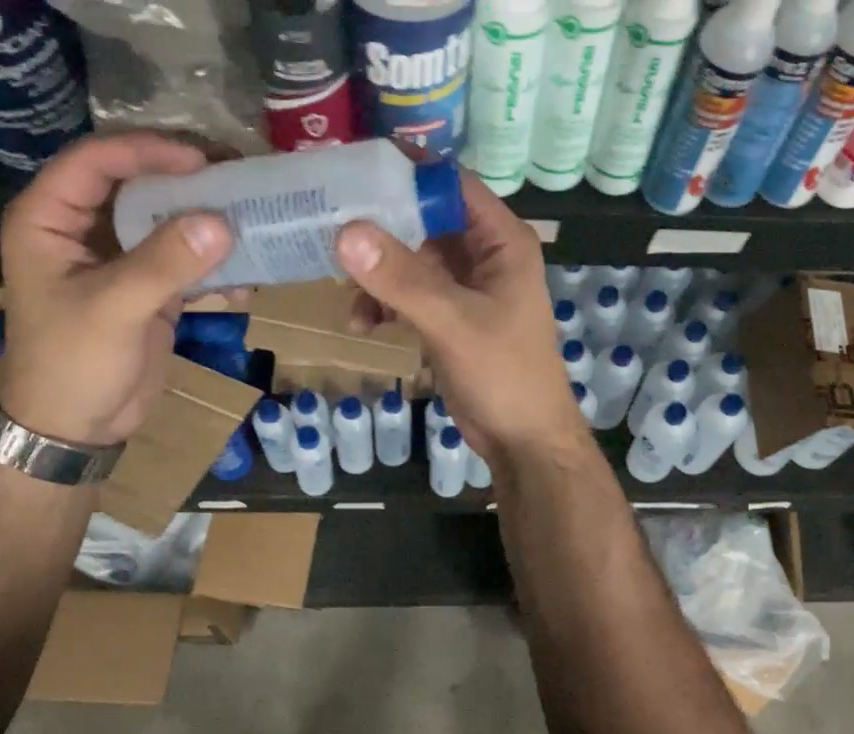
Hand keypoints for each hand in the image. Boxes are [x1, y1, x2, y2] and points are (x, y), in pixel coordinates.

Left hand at [0, 132, 233, 445]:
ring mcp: (120, 261)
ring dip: (206, 219)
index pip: (96, 162)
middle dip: (186, 179)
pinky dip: (215, 266)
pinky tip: (248, 273)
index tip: (199, 159)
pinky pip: (185, 264)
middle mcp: (84, 231)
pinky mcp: (149, 292)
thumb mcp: (113, 309)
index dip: (146, 152)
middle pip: (137, 185)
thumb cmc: (71, 363)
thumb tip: (220, 222)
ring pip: (165, 222)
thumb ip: (164, 264)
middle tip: (237, 174)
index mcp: (50, 219)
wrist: (74, 428)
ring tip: (252, 213)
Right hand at [334, 169, 588, 463]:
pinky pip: (412, 297)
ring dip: (378, 275)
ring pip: (413, 262)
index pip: (450, 183)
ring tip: (346, 294)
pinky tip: (365, 324)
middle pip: (424, 221)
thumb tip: (344, 231)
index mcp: (501, 241)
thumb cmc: (504, 375)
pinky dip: (387, 304)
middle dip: (380, 229)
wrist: (524, 441)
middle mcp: (485, 256)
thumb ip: (401, 278)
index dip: (406, 172)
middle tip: (329, 230)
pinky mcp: (452, 321)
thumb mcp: (451, 322)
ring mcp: (467, 290)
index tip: (351, 171)